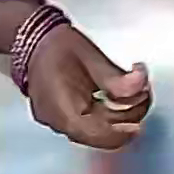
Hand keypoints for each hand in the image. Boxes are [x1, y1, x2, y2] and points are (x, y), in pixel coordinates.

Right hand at [24, 23, 150, 148]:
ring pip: (94, 133)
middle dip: (124, 120)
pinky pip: (83, 126)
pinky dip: (101, 117)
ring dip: (114, 119)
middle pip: (101, 135)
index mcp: (67, 113)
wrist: (32, 38)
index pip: (103, 135)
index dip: (125, 131)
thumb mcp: (94, 60)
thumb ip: (119, 80)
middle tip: (139, 98)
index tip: (140, 121)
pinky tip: (109, 101)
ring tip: (126, 96)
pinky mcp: (56, 118)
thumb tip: (140, 87)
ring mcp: (55, 122)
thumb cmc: (59, 46)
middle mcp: (59, 123)